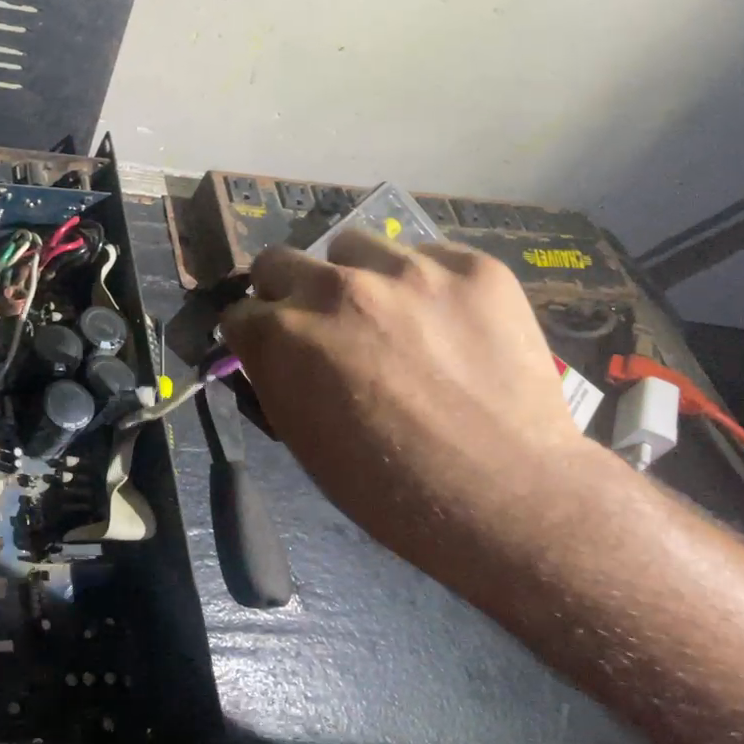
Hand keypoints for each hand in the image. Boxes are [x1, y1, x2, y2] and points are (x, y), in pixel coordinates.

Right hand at [220, 231, 608, 554]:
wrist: (504, 497)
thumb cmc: (384, 485)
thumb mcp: (297, 433)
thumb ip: (275, 373)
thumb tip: (275, 350)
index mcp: (279, 333)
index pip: (239, 310)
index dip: (255, 333)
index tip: (275, 350)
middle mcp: (331, 287)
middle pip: (279, 261)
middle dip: (288, 291)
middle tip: (321, 325)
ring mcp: (405, 270)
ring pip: (353, 247)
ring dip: (356, 276)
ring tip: (391, 316)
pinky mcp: (471, 267)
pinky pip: (429, 255)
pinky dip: (426, 283)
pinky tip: (447, 322)